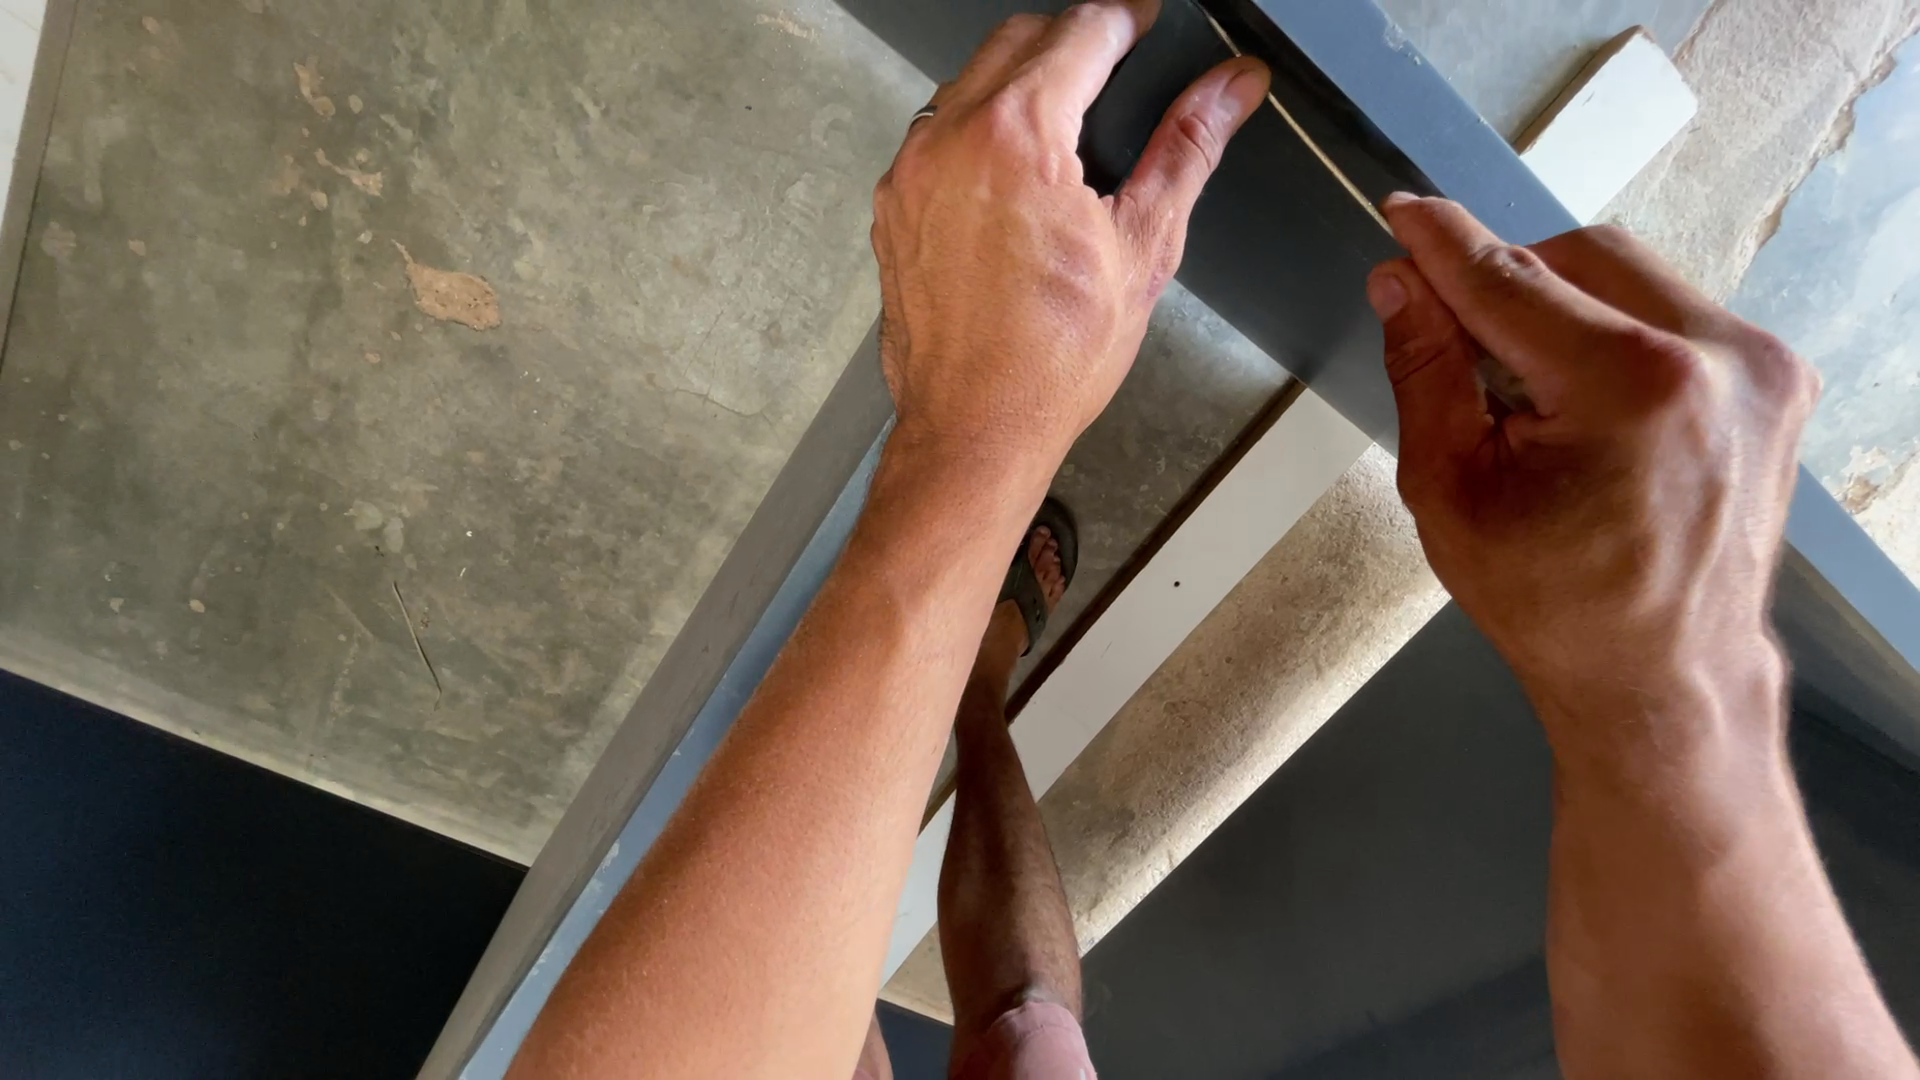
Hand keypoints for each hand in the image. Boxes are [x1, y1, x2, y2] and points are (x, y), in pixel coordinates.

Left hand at [871, 1, 1268, 471]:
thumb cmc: (1050, 362)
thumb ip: (1185, 153)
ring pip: (966, 90)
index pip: (1080, 33)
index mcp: (1016, 137)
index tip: (1143, 24)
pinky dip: (972, 138)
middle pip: (1015, 46)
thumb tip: (1230, 89)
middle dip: (1068, 43)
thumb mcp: (1141, 251)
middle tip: (1107, 69)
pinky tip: (1003, 180)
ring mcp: (910, 181)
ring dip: (1014, 89)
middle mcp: (948, 144)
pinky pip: (933, 144)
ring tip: (1058, 130)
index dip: (1124, 20)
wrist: (977, 429)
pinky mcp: (892, 217)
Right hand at [1369, 196, 1818, 757]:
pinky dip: (1595, 330)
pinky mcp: (1773, 383)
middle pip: (1580, 257)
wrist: (1653, 669)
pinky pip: (1666, 313)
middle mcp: (1721, 357)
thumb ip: (1426, 371)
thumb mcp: (1446, 484)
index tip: (1403, 212)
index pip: (1509, 283)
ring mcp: (1764, 367)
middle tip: (1440, 326)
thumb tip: (1400, 290)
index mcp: (1630, 387)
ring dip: (1547, 304)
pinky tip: (1562, 395)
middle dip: (1498, 278)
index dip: (1443, 244)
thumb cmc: (1541, 593)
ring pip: (1628, 278)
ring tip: (1506, 384)